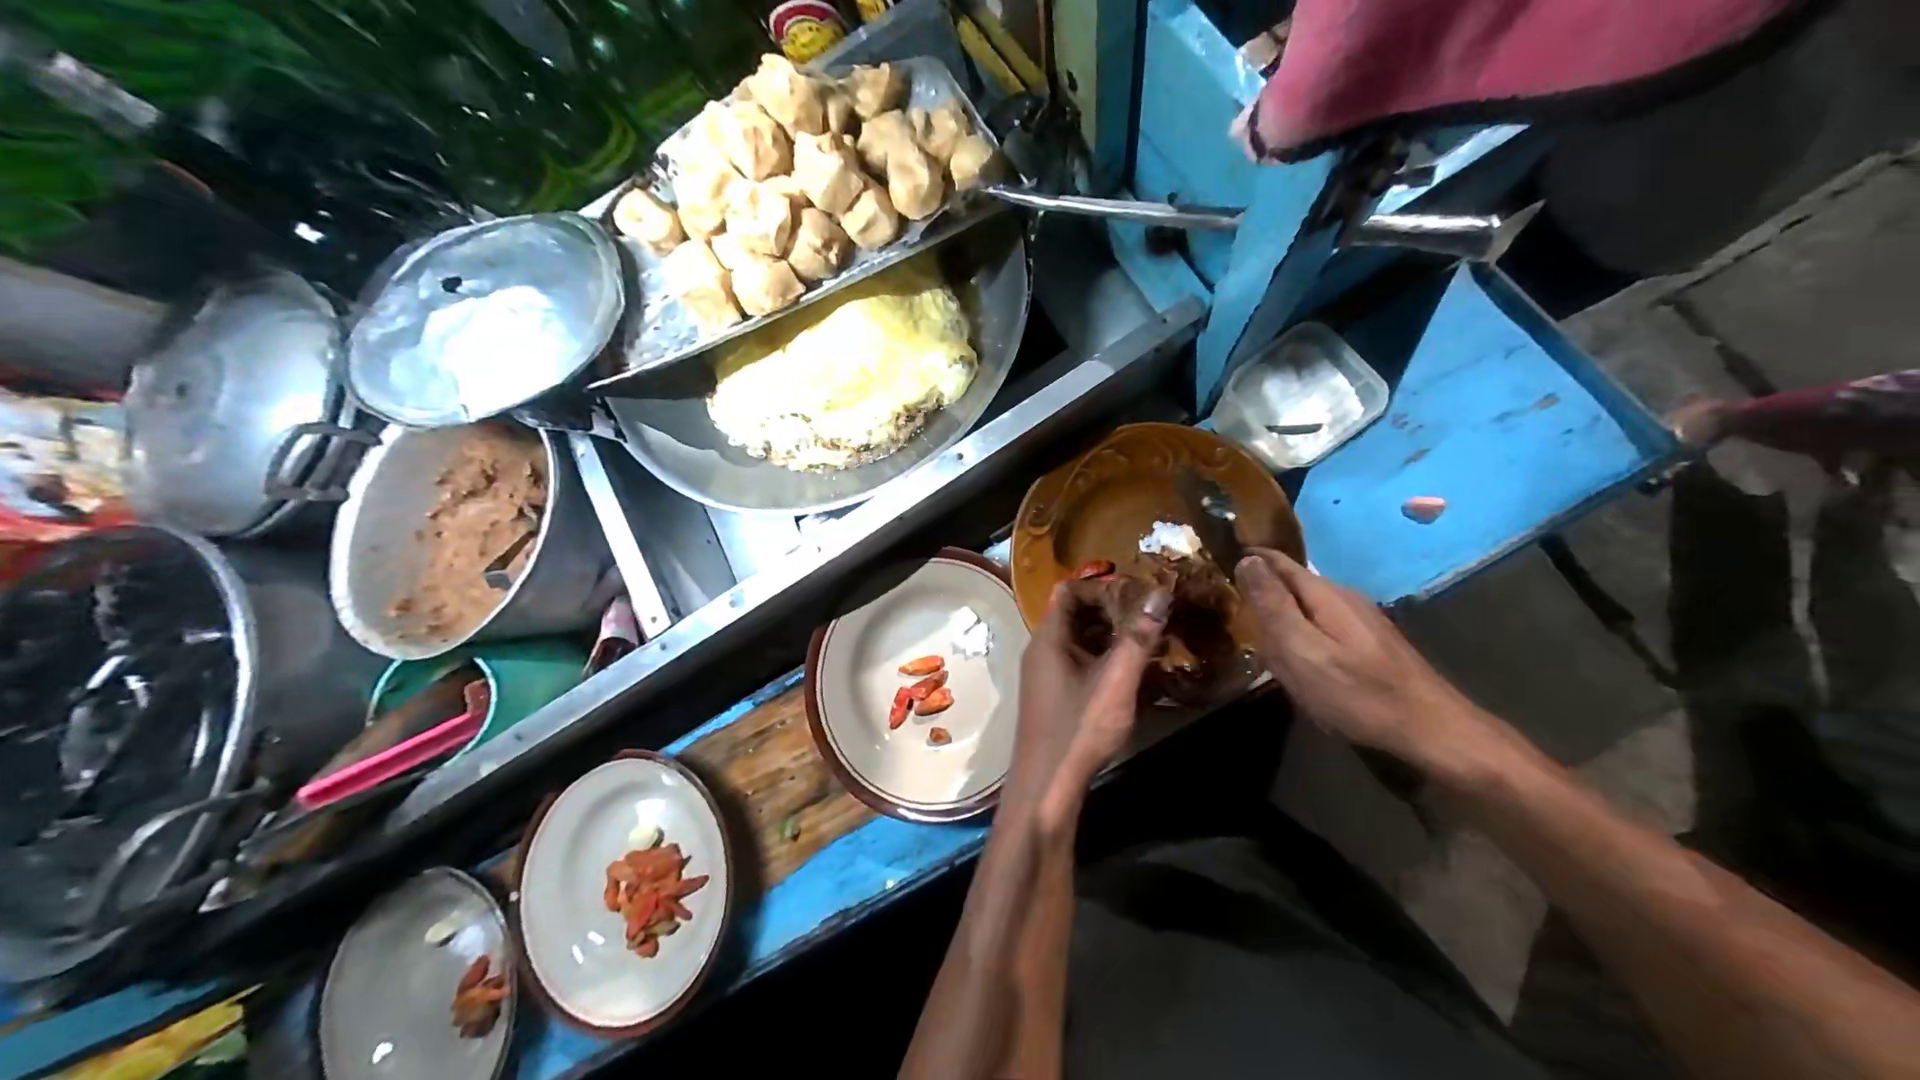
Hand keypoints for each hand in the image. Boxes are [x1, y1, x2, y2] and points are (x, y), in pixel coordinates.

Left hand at [1009, 581, 1170, 830]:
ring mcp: (1047, 673)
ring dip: (1113, 636)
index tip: (1139, 594)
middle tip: (1152, 615)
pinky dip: (1106, 659)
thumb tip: (1160, 593)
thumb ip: (1137, 637)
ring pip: (1081, 640)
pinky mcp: (1056, 694)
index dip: (1104, 586)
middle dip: (1114, 610)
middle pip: (1077, 613)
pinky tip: (1134, 672)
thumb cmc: (1078, 729)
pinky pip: (1082, 662)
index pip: (1070, 590)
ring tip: (1151, 640)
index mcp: (1049, 637)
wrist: (1046, 786)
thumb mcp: (1115, 682)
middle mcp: (1043, 649)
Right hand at [1233, 548, 1527, 780]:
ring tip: (1252, 626)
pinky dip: (1299, 628)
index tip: (1216, 560)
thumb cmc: (1357, 693)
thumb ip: (1272, 605)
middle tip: (1225, 599)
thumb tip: (1247, 559)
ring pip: (1307, 603)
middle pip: (1292, 581)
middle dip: (1260, 585)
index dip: (1247, 557)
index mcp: (1324, 594)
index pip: (1277, 561)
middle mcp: (1344, 597)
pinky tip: (1294, 651)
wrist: (1431, 730)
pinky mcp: (1370, 642)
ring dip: (1279, 608)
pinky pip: (1322, 623)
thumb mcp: (1302, 650)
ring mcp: (1361, 619)